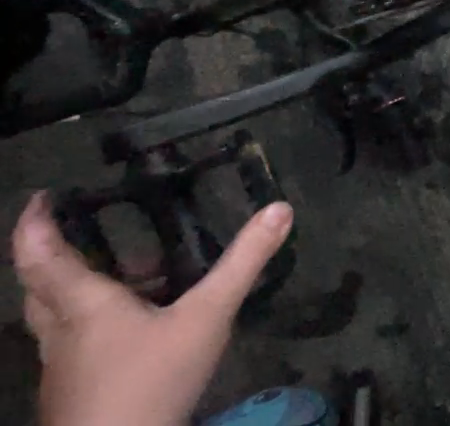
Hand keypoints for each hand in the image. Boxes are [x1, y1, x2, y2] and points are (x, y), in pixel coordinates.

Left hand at [10, 192, 292, 425]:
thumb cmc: (150, 378)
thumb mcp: (209, 315)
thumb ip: (243, 262)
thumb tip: (279, 208)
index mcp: (84, 306)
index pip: (43, 259)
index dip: (36, 227)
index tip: (41, 198)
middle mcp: (63, 331)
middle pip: (39, 288)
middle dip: (47, 256)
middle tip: (72, 227)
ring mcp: (64, 363)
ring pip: (54, 315)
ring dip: (73, 286)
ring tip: (118, 267)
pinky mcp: (75, 385)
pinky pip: (74, 336)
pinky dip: (91, 314)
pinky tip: (132, 318)